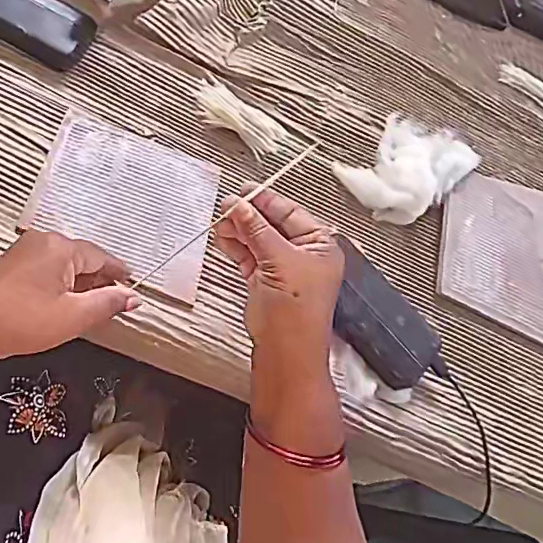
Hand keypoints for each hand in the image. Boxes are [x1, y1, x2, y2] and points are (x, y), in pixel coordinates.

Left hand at [0, 231, 138, 368]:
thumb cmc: (20, 322)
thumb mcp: (75, 316)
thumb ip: (109, 303)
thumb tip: (131, 297)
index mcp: (61, 248)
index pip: (102, 257)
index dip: (119, 275)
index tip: (131, 288)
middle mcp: (44, 241)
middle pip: (84, 258)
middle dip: (100, 280)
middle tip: (113, 303)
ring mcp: (26, 250)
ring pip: (66, 263)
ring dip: (79, 283)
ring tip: (88, 307)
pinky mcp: (14, 263)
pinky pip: (48, 267)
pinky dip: (61, 282)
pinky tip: (63, 302)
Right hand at [213, 189, 344, 358]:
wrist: (286, 350)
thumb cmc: (298, 313)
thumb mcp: (278, 260)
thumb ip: (257, 230)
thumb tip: (241, 207)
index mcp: (320, 244)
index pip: (291, 212)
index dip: (266, 200)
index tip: (246, 191)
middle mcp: (303, 254)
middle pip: (272, 224)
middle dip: (249, 215)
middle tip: (228, 205)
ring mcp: (283, 267)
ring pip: (258, 239)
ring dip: (240, 229)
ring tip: (222, 220)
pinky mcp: (265, 280)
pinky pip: (249, 255)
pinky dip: (236, 246)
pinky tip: (225, 237)